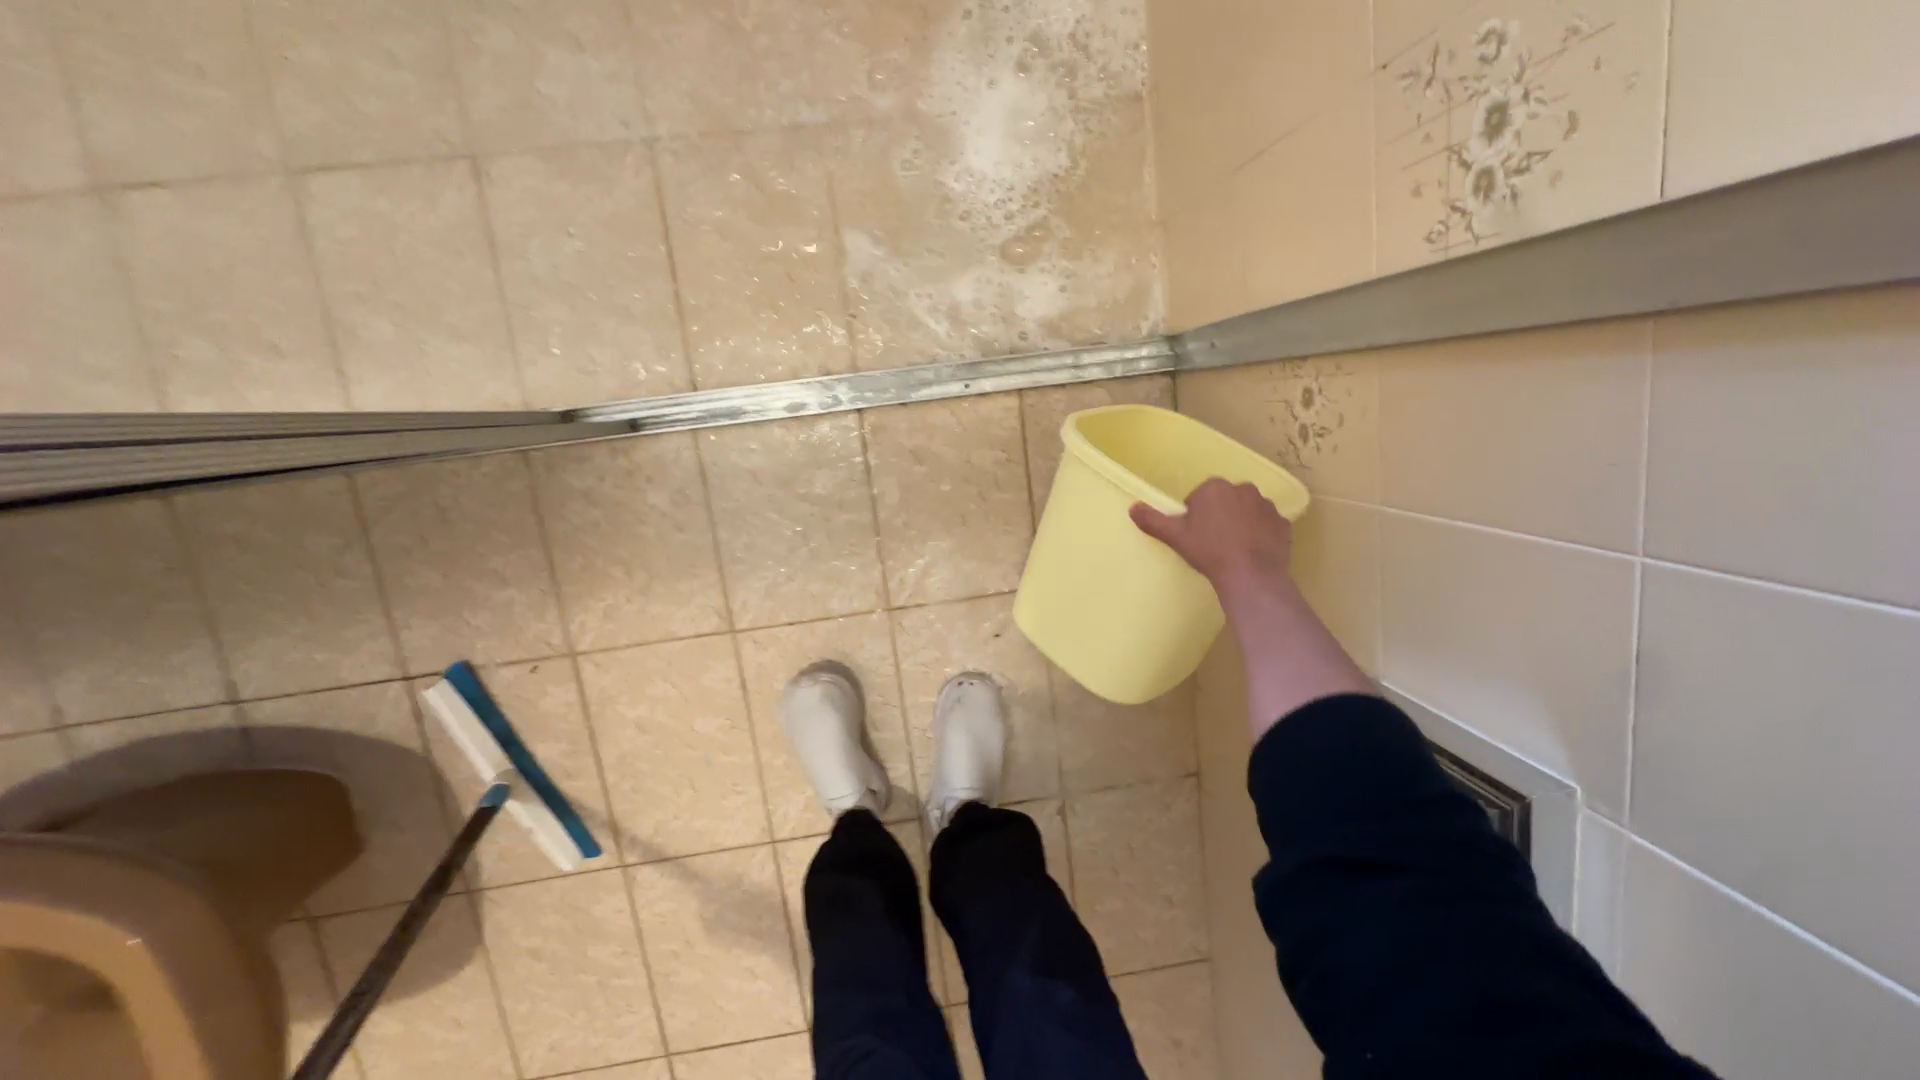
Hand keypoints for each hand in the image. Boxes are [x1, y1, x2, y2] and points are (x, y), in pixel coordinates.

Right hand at [1129, 478, 1292, 590]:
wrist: (1250, 574)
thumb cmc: (1209, 551)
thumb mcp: (1175, 536)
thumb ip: (1153, 520)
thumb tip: (1132, 508)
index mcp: (1214, 487)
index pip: (1199, 497)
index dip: (1195, 516)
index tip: (1196, 536)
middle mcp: (1243, 489)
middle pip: (1225, 501)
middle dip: (1220, 515)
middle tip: (1213, 542)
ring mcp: (1266, 505)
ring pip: (1248, 511)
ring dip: (1242, 523)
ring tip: (1234, 549)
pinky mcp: (1283, 524)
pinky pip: (1268, 526)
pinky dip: (1262, 534)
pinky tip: (1253, 553)